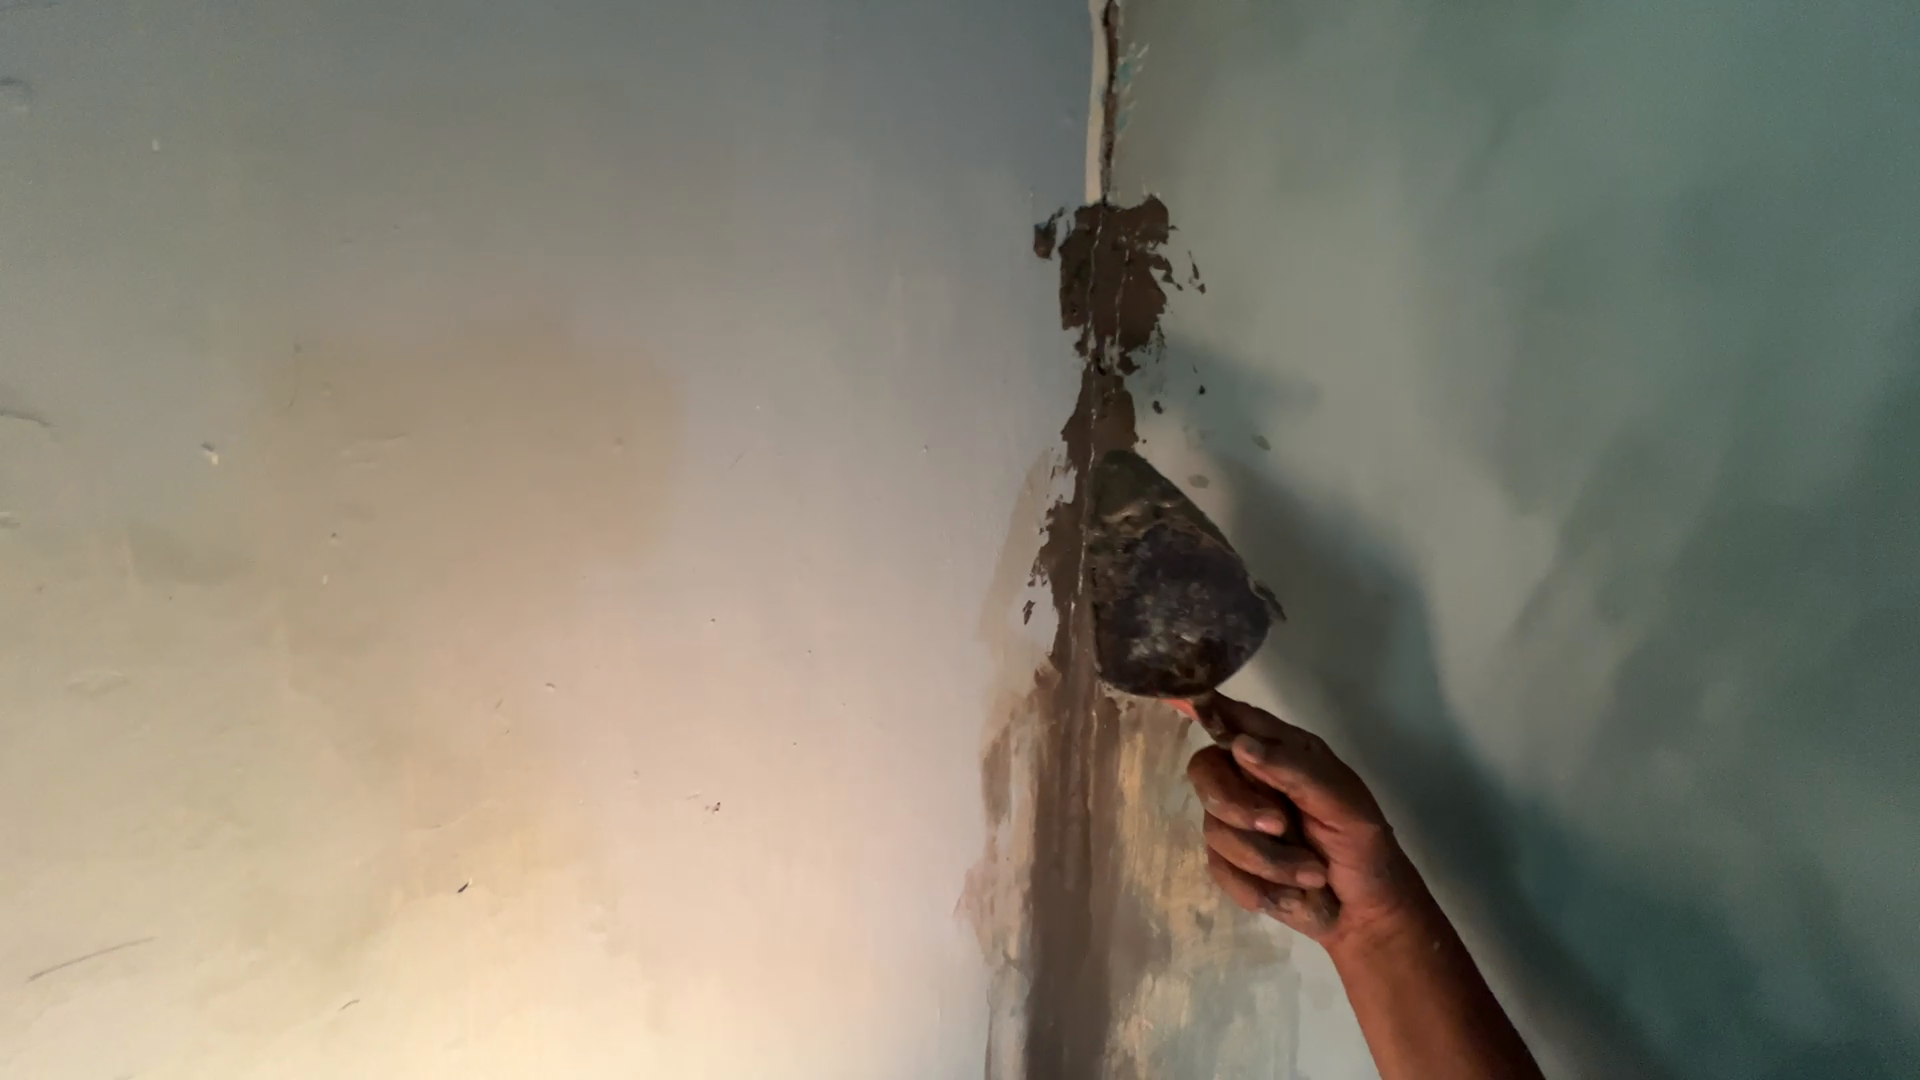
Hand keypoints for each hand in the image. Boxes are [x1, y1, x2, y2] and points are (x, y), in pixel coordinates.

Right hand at [1184, 695, 1424, 949]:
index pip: (1229, 717)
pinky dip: (1261, 887)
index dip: (1198, 705)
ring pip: (1215, 828)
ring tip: (1312, 874)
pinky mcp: (1228, 861)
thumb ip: (1293, 768)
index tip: (1173, 697)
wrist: (1367, 912)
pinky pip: (1220, 868)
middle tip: (1277, 825)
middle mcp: (1245, 777)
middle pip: (1204, 771)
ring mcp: (1232, 820)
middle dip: (1237, 805)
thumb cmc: (1362, 842)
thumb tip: (1239, 744)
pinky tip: (1292, 894)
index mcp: (1275, 749)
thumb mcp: (1342, 801)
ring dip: (1268, 859)